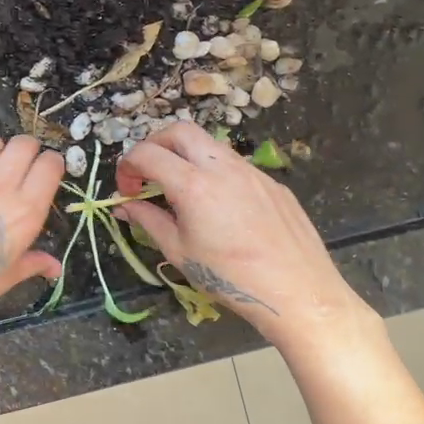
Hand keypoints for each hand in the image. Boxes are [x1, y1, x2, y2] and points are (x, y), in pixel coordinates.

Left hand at [0, 133, 64, 320]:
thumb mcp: (8, 276)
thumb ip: (33, 263)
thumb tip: (55, 267)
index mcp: (26, 209)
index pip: (50, 165)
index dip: (52, 163)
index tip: (48, 171)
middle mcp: (1, 185)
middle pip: (23, 144)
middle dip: (27, 150)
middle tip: (22, 164)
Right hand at [114, 123, 374, 350]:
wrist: (298, 292)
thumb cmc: (229, 277)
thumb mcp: (177, 251)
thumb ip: (147, 220)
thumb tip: (125, 206)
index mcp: (193, 186)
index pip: (146, 153)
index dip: (126, 168)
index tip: (127, 192)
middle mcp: (223, 169)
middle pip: (178, 131)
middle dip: (154, 145)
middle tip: (147, 174)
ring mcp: (252, 173)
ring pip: (209, 144)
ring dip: (184, 157)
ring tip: (180, 191)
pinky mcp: (272, 184)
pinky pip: (234, 165)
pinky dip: (212, 173)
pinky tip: (216, 207)